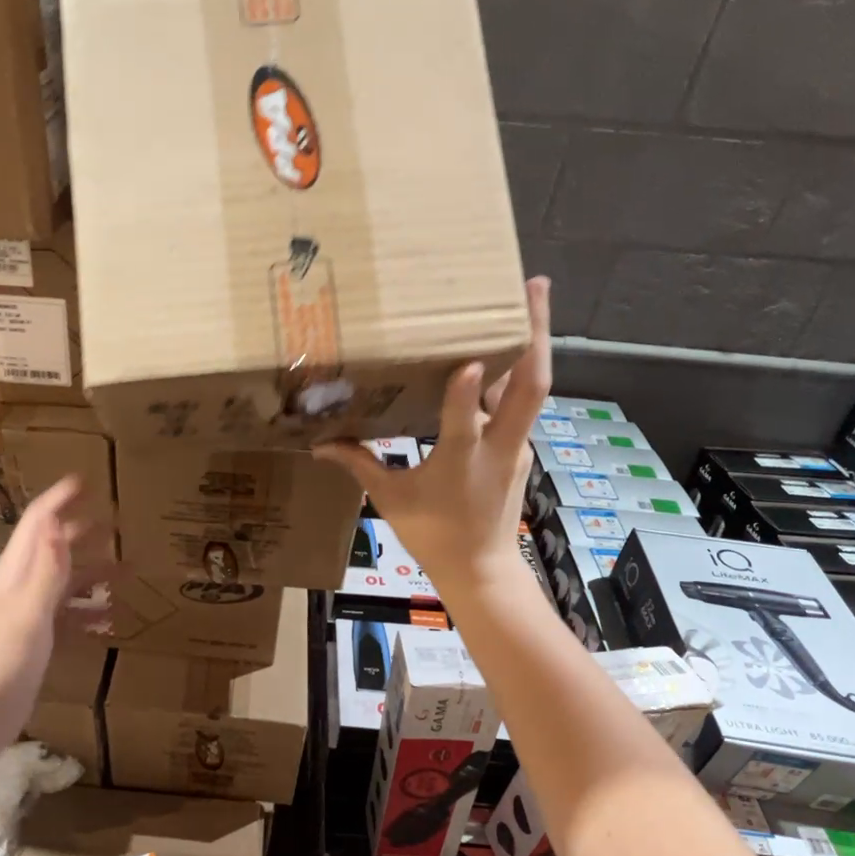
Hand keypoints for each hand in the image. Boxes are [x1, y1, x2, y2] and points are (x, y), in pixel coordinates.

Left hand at [0, 476, 108, 743]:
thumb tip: (57, 521)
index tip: (85, 480)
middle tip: (115, 518)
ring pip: (63, 581)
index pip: (37, 525)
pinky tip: (109, 615)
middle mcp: (20, 587)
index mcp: (15, 574)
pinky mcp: (34, 641)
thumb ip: (45, 569)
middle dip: (81, 529)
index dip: (58, 500)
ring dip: (91, 568)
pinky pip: (66, 615)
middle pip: (52, 547)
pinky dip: (87, 608)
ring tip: (125, 563)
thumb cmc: (1, 662)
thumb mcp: (27, 613)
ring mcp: (27, 615)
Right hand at [314, 276, 553, 593]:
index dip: (467, 392)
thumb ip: (358, 464)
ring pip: (533, 390)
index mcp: (462, 460)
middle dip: (536, 334)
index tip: (467, 359)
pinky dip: (517, 374)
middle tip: (534, 285)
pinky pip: (521, 405)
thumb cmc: (433, 535)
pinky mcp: (520, 449)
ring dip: (535, 345)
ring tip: (531, 300)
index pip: (467, 422)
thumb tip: (318, 444)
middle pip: (531, 386)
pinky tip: (506, 353)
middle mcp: (499, 446)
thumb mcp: (389, 499)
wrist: (482, 570)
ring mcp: (516, 446)